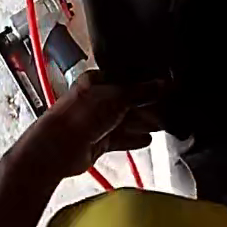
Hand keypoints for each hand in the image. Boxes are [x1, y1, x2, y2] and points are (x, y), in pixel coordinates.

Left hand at [23, 71, 162, 176]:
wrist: (58, 147)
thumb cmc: (80, 115)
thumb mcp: (118, 97)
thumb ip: (142, 92)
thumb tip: (164, 84)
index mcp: (97, 81)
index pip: (127, 79)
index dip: (146, 83)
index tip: (164, 88)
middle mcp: (96, 99)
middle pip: (127, 101)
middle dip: (147, 105)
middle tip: (168, 108)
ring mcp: (96, 121)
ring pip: (125, 120)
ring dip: (143, 122)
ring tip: (163, 124)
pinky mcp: (97, 141)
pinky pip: (120, 138)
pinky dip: (133, 138)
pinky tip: (147, 139)